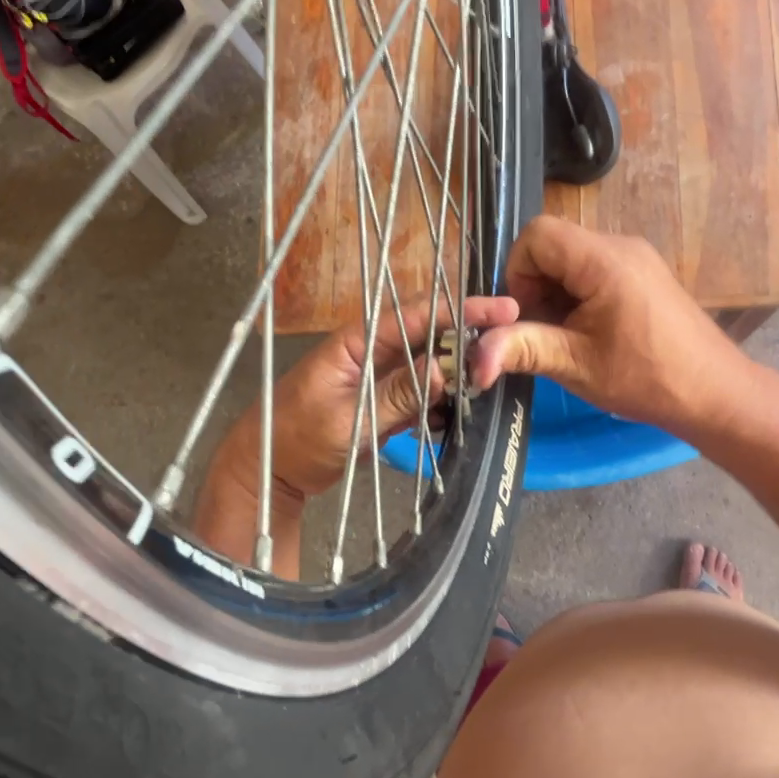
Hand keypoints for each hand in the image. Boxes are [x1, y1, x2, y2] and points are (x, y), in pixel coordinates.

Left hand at [197, 295, 519, 575]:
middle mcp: (371, 351)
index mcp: (356, 342)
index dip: (460, 308)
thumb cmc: (297, 439)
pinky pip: (419, 392)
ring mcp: (377, 377)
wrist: (270, 469)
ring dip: (457, 371)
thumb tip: (444, 370)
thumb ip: (396, 395)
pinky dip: (440, 400)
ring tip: (491, 380)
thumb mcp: (348, 419)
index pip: (415, 315)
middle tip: (509, 342)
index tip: (503, 308)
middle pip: (427, 334)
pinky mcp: (382, 401)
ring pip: (428, 363)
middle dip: (467, 337)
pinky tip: (460, 413)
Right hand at [468, 216, 755, 435]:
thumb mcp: (575, 364)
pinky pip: (590, 271)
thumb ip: (521, 348)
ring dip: (552, 296)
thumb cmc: (646, 378)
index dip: (517, 272)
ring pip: (568, 260)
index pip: (535, 235)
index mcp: (603, 260)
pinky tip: (585, 335)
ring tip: (564, 339)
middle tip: (541, 332)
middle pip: (550, 245)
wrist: (714, 394)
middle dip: (532, 288)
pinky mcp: (640, 276)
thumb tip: (473, 360)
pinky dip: (574, 299)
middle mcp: (619, 246)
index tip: (524, 315)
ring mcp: (633, 259)